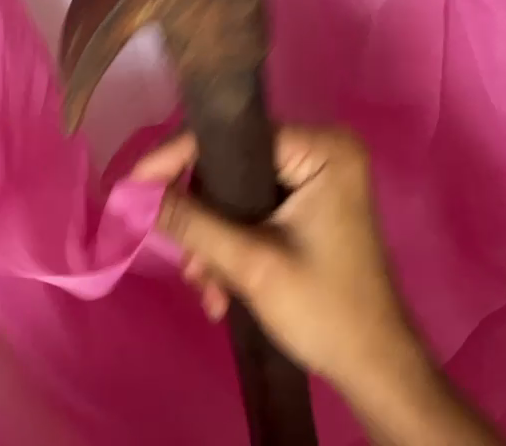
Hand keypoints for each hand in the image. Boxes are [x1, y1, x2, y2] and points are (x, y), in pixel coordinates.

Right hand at [129, 126, 424, 391]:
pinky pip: (250, 210)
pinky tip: (223, 292)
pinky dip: (231, 247)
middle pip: (228, 165)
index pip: (230, 136)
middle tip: (182, 259)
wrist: (376, 370)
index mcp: (321, 148)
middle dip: (199, 219)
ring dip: (212, 243)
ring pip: (233, 193)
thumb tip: (129, 196)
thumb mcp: (249, 264)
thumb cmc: (325, 310)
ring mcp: (315, 178)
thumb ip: (189, 222)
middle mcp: (320, 150)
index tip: (133, 189)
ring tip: (209, 291)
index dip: (177, 160)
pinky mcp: (308, 204)